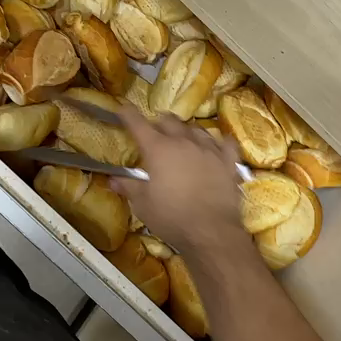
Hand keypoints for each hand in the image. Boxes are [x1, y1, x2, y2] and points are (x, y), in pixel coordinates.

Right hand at [112, 106, 251, 259]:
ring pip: (195, 129)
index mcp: (158, 149)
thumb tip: (113, 179)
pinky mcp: (228, 161)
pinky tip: (216, 147)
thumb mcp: (143, 205)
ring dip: (186, 132)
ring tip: (183, 141)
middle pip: (169, 120)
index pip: (138, 124)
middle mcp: (183, 141)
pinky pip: (225, 143)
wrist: (211, 231)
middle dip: (159, 123)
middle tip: (155, 134)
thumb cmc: (171, 217)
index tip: (123, 108)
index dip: (128, 114)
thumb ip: (128, 187)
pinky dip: (218, 142)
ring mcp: (209, 149)